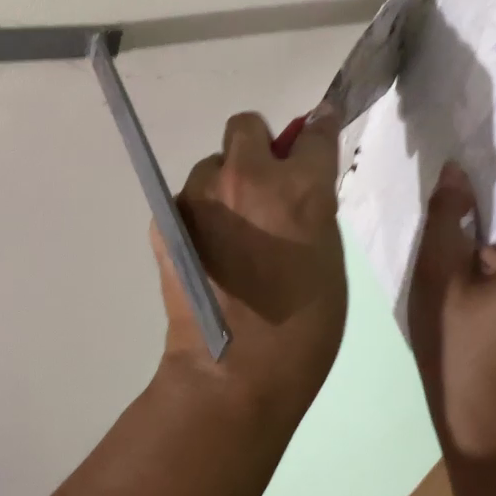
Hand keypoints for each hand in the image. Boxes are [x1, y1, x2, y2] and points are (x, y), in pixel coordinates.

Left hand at [156, 110, 347, 418]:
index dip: (318, 127)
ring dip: (225, 184)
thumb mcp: (329, 259)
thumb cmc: (302, 327)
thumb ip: (313, 208)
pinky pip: (189, 199)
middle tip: (263, 181)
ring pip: (212, 164)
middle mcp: (245, 177)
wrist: (234, 371)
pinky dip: (201, 213)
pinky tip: (207, 251)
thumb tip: (299, 183)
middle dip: (256, 144)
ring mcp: (199, 194)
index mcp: (298, 189)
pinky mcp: (166, 215)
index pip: (313, 133)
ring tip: (231, 231)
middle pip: (245, 126)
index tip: (318, 124)